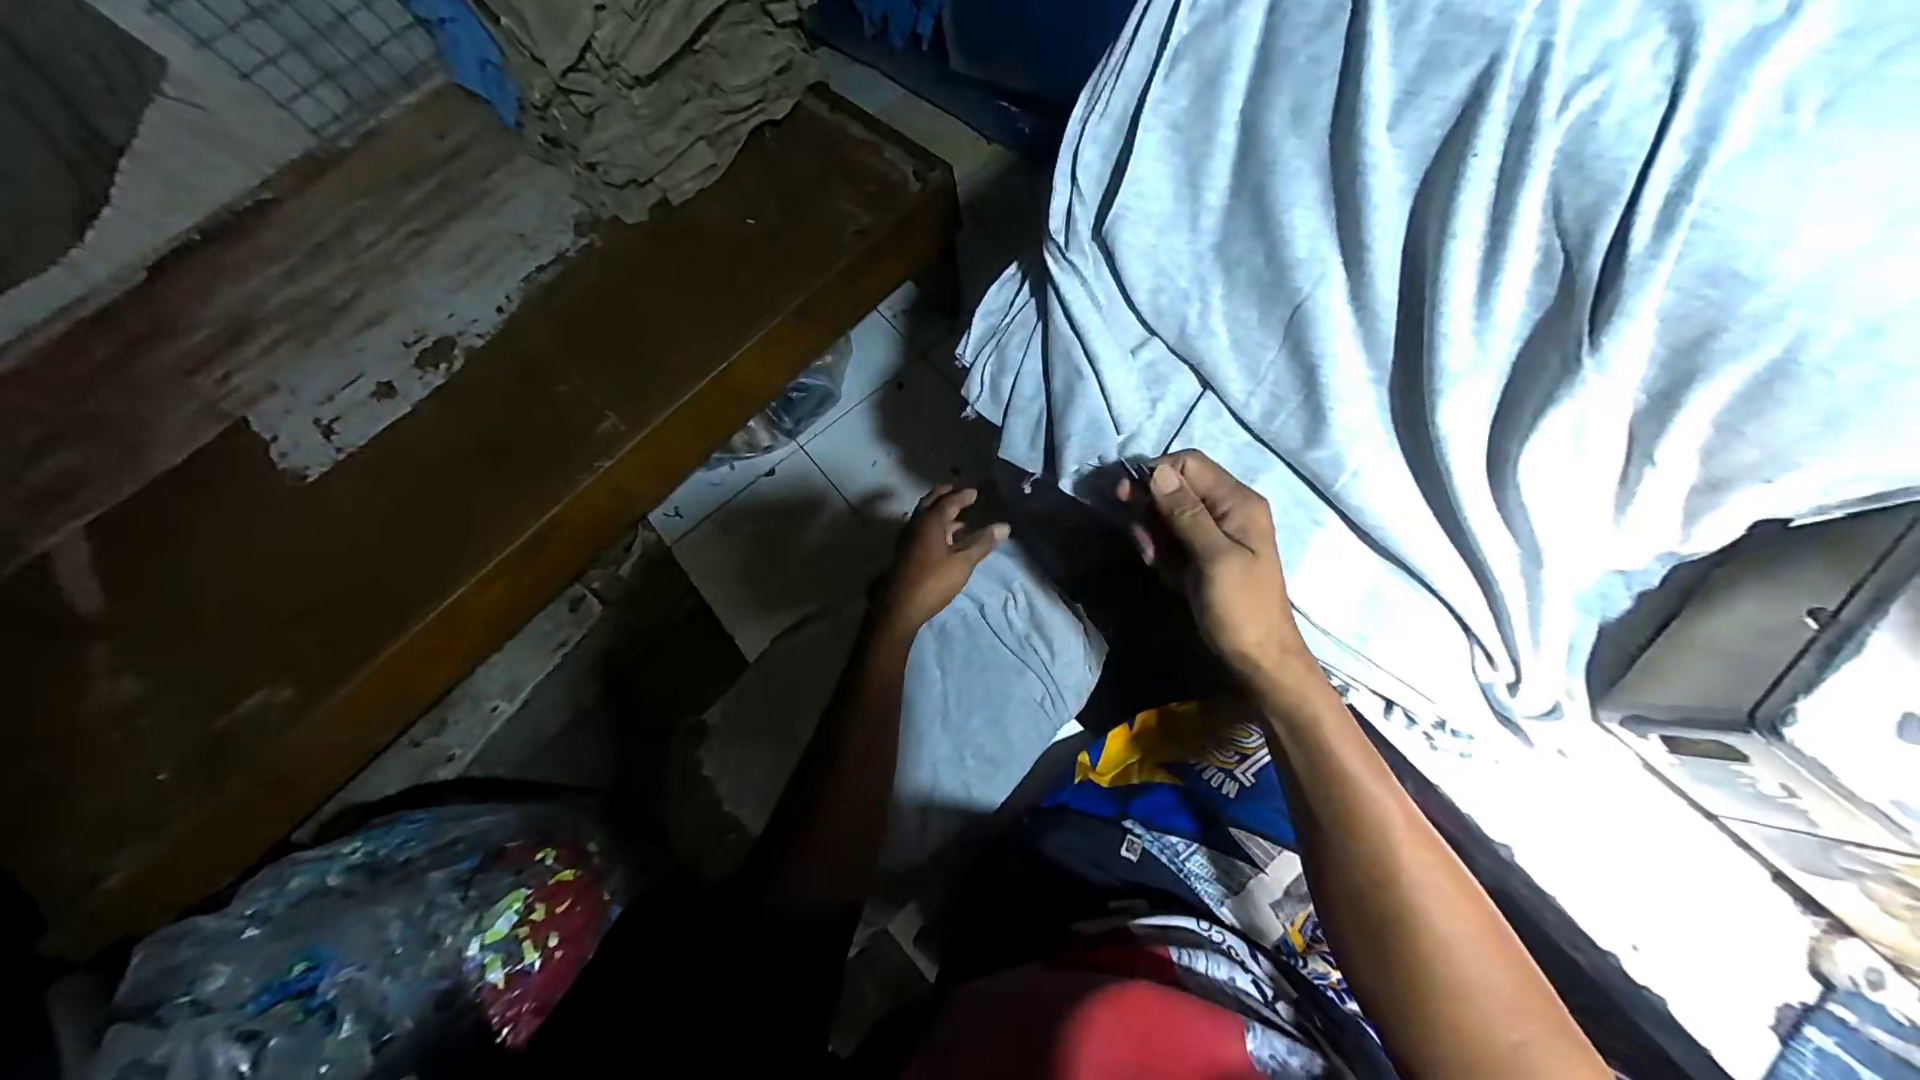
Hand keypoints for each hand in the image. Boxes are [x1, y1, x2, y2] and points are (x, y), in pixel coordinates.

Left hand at [874, 484, 1008, 634]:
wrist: (900, 606)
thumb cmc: (934, 581)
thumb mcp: (963, 562)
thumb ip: (983, 543)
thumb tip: (1004, 526)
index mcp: (930, 521)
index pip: (949, 501)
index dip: (963, 496)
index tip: (975, 492)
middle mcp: (916, 524)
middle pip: (932, 503)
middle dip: (946, 496)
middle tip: (959, 491)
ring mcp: (908, 537)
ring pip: (925, 517)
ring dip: (941, 512)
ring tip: (959, 517)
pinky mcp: (906, 551)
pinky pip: (922, 529)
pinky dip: (935, 526)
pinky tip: (946, 538)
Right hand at [1118, 450, 1307, 680]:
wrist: (1258, 659)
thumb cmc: (1240, 608)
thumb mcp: (1213, 558)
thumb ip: (1186, 514)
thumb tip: (1158, 472)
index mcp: (1238, 502)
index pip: (1189, 463)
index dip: (1156, 474)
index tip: (1126, 497)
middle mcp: (1226, 509)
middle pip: (1175, 487)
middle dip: (1151, 510)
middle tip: (1143, 541)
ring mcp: (1214, 533)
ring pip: (1167, 515)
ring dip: (1153, 535)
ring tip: (1158, 563)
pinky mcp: (1201, 555)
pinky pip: (1171, 540)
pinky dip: (1161, 553)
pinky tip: (1167, 574)